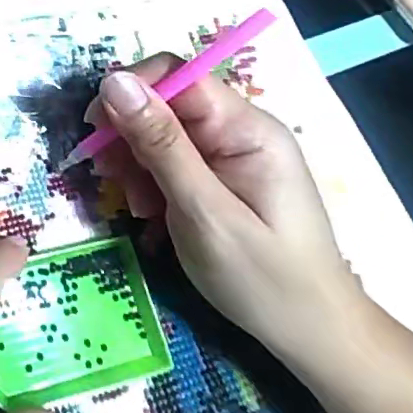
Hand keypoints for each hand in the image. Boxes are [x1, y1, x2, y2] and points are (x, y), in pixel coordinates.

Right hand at [86, 56, 362, 351]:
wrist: (316, 336)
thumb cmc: (264, 279)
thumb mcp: (203, 213)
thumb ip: (159, 144)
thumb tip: (114, 80)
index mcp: (245, 126)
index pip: (178, 75)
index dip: (131, 90)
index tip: (96, 128)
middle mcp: (238, 127)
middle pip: (166, 102)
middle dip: (130, 134)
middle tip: (112, 179)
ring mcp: (230, 150)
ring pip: (163, 131)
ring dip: (137, 161)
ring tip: (137, 206)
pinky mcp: (221, 173)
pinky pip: (173, 158)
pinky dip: (152, 179)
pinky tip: (151, 212)